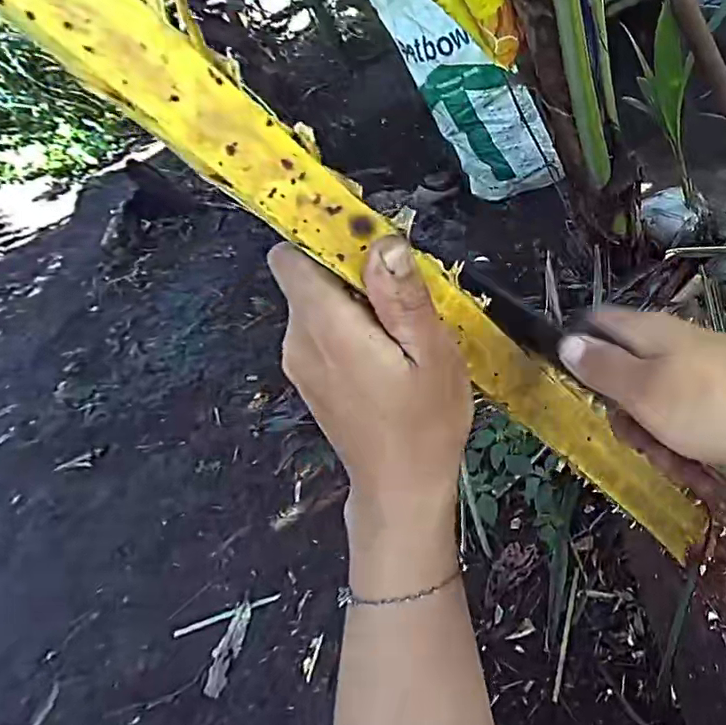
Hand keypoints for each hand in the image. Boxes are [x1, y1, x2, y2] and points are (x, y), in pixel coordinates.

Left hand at [269, 238, 471, 541]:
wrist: (402, 486)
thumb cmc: (426, 420)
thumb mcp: (432, 353)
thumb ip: (403, 297)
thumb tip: (384, 242)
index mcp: (326, 327)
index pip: (293, 257)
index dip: (327, 239)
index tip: (371, 243)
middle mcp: (298, 339)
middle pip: (310, 278)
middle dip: (354, 272)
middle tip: (408, 298)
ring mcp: (299, 362)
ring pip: (319, 304)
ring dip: (357, 301)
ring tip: (405, 334)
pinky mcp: (310, 378)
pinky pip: (323, 331)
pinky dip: (352, 327)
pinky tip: (390, 356)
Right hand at [557, 308, 725, 470]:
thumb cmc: (718, 407)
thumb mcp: (647, 392)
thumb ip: (602, 369)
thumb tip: (565, 341)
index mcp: (646, 332)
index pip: (594, 325)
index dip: (578, 355)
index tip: (582, 398)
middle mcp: (670, 346)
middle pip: (621, 376)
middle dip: (625, 417)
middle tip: (643, 441)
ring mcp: (698, 373)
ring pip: (652, 408)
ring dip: (658, 442)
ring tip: (682, 463)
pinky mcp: (720, 399)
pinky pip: (685, 422)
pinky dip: (688, 448)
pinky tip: (703, 470)